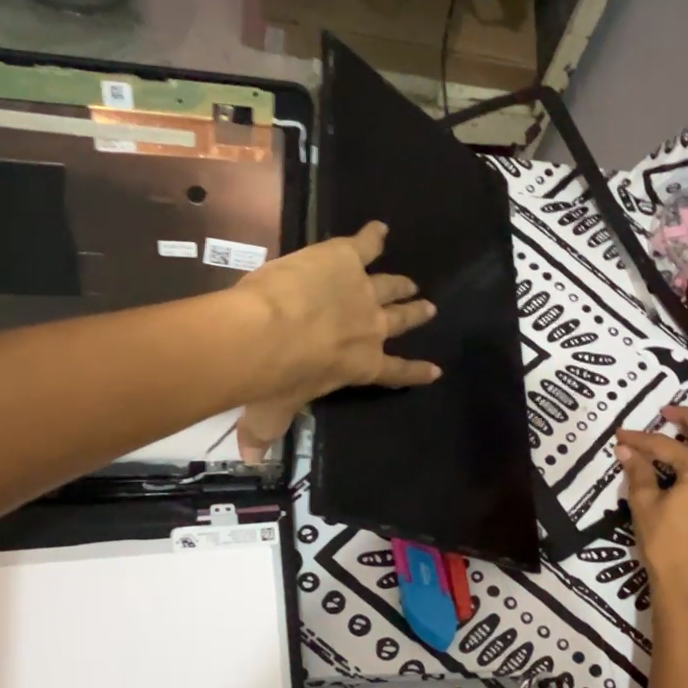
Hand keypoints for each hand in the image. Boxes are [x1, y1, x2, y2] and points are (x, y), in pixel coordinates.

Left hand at [234, 222, 437, 458]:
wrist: (265, 332)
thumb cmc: (273, 380)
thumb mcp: (270, 413)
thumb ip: (264, 433)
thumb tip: (251, 459)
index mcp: (361, 366)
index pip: (397, 372)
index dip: (416, 372)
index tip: (436, 370)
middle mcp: (370, 327)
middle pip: (399, 320)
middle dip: (414, 314)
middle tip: (428, 307)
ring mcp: (361, 290)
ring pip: (389, 285)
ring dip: (400, 283)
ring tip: (410, 282)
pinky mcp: (345, 257)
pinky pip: (365, 243)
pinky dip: (373, 235)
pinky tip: (379, 228)